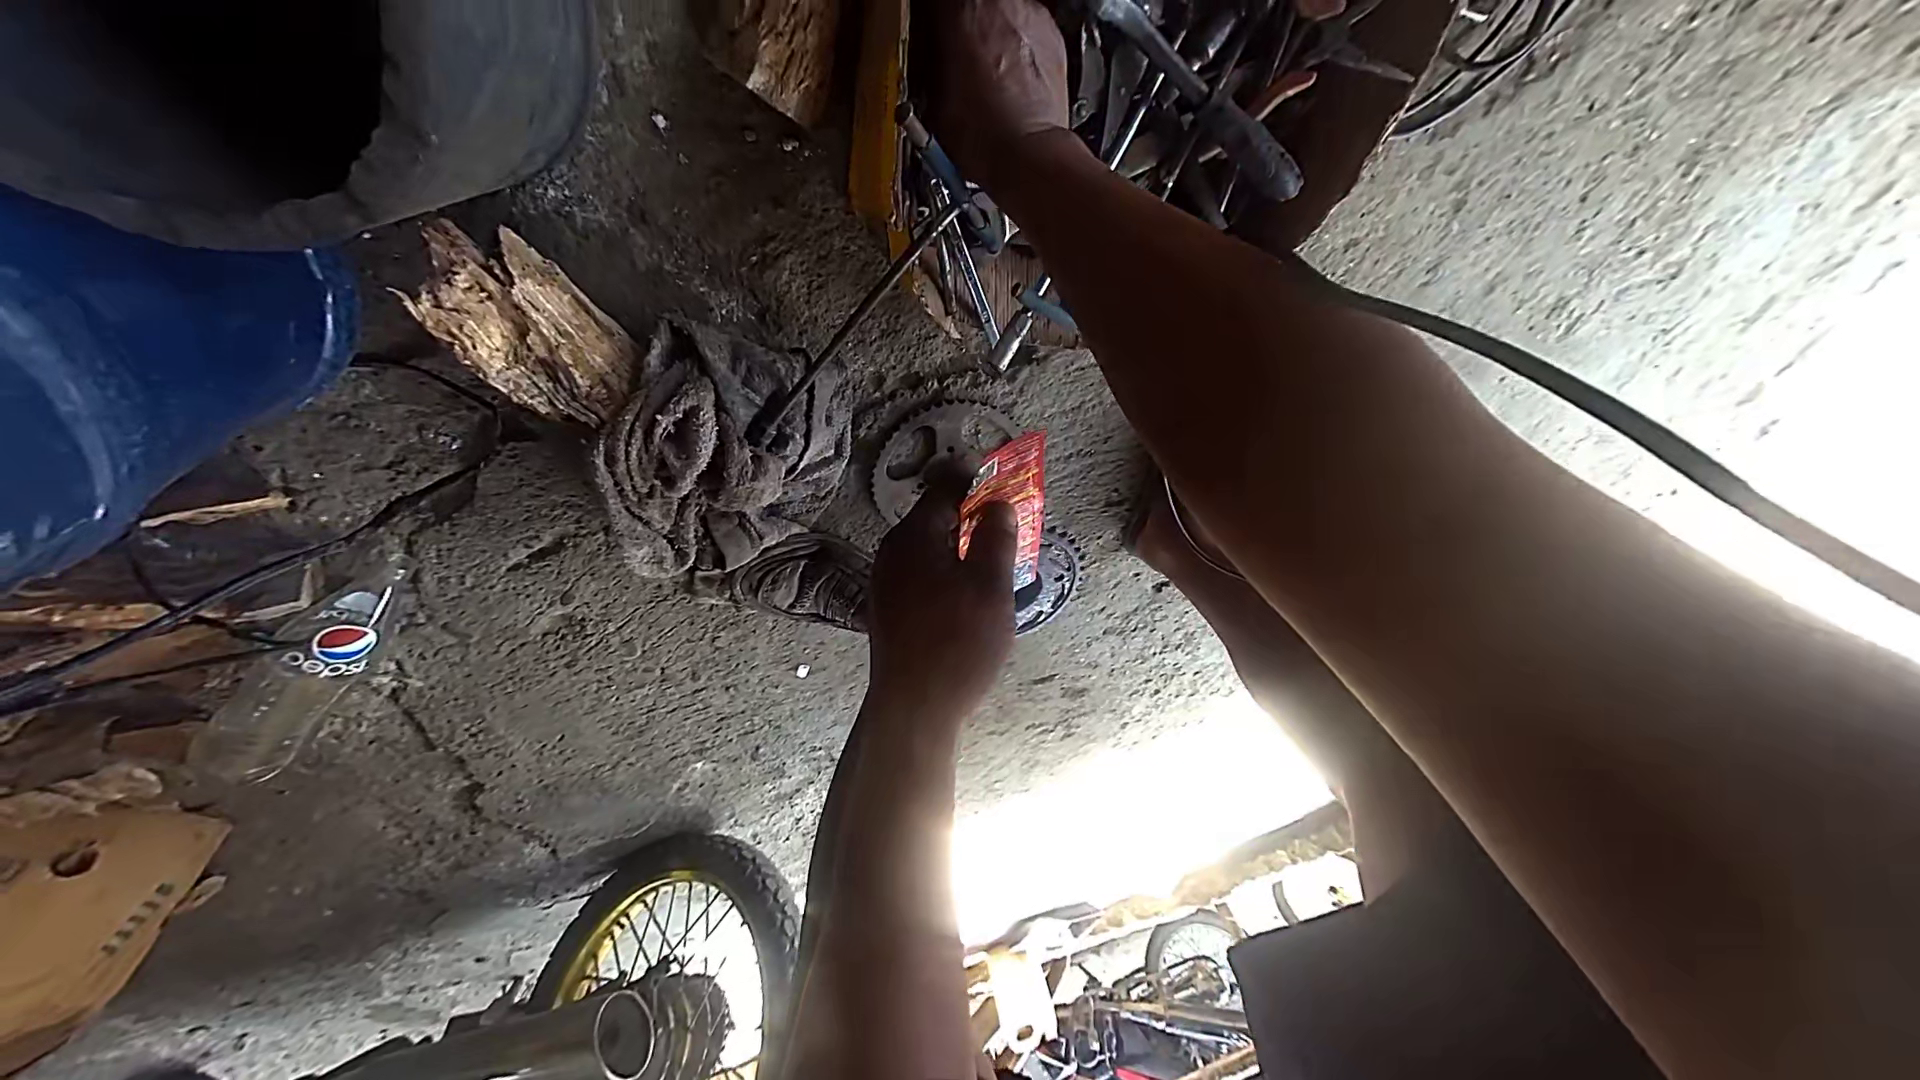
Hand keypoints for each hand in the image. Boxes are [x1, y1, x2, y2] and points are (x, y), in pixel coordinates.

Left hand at [866, 466, 1018, 714]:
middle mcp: (892, 552)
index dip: (974, 477)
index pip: (944, 486)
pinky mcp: (888, 608)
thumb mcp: (990, 586)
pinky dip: (944, 568)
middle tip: (1004, 523)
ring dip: (958, 544)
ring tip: (990, 558)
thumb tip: (997, 504)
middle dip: (969, 513)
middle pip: (933, 517)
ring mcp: (885, 581)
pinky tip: (964, 592)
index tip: (1000, 480)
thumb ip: (995, 538)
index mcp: (914, 536)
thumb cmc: (957, 643)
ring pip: (927, 547)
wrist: (913, 706)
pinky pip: (920, 572)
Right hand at [926, 0, 1073, 191]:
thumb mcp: (936, 104)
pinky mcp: (1052, 36)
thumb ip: (932, 67)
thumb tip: (931, 63)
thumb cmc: (984, 138)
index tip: (932, 31)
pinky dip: (1018, 46)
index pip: (938, 3)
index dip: (934, 19)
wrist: (1026, 157)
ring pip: (1002, 11)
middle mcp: (998, 2)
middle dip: (965, 23)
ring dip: (993, 32)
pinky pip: (1027, 29)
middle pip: (974, 2)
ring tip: (986, 68)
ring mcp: (1029, 15)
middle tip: (958, 51)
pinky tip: (1010, 76)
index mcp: (960, 11)